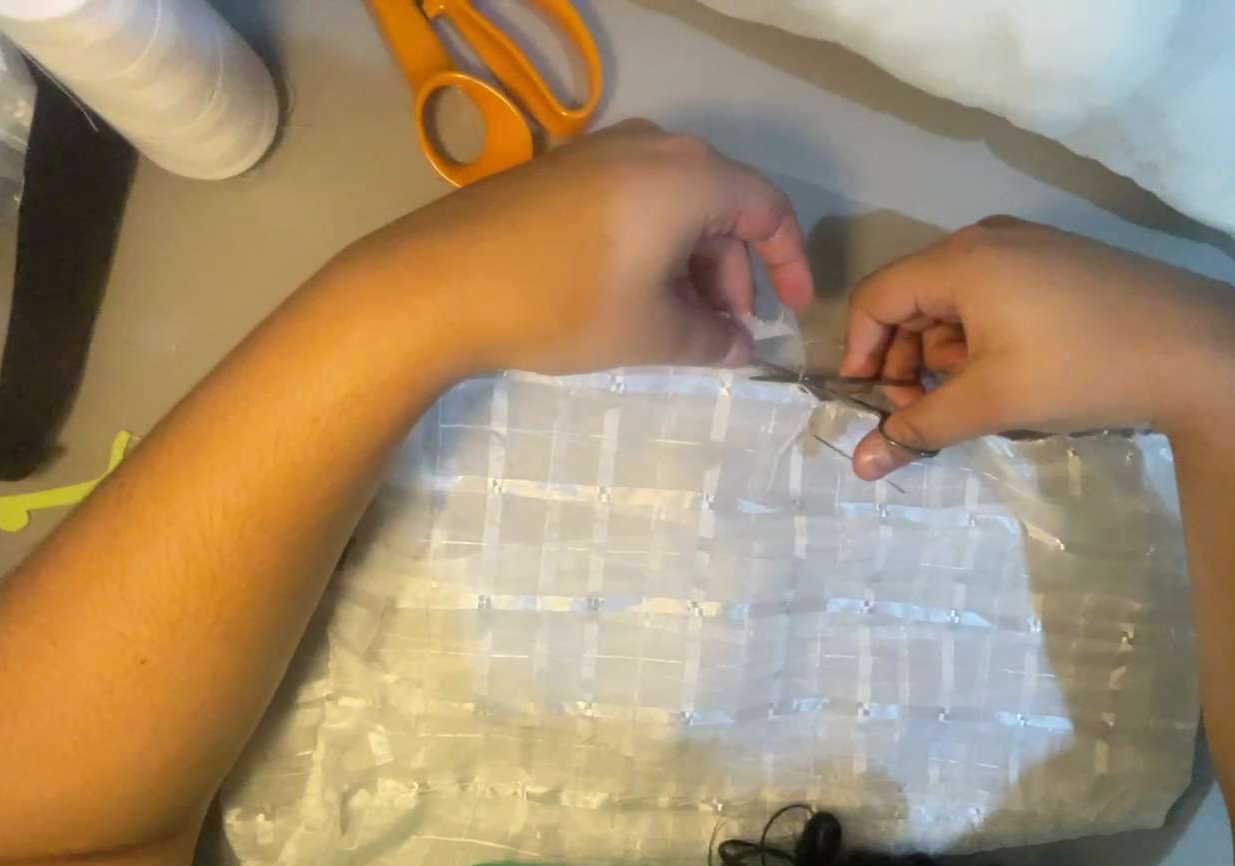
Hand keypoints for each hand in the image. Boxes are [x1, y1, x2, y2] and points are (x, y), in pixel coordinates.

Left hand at [345, 120, 813, 377]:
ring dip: (692, 270)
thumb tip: (740, 349)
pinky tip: (636, 299)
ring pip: (675, 210)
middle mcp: (652, 148)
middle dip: (733, 277)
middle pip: (721, 209)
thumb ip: (710, 340)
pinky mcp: (564, 174)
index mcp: (689, 177)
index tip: (792, 313)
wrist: (441, 283)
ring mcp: (602, 154)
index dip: (790, 264)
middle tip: (723, 335)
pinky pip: (635, 208)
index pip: (767, 209)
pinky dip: (654, 254)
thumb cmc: (566, 305)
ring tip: (680, 328)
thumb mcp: (652, 333)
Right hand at [838, 216, 1234, 479]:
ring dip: (938, 357)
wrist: (1208, 352)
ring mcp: (1027, 249)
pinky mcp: (1057, 267)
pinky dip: (975, 341)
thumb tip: (859, 466)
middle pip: (910, 300)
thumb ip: (916, 431)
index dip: (859, 354)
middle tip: (919, 412)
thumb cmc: (1081, 369)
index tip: (870, 405)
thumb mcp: (989, 403)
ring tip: (963, 400)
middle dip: (900, 361)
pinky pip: (988, 300)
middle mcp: (987, 240)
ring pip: (950, 305)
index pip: (876, 299)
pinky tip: (1000, 376)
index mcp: (962, 260)